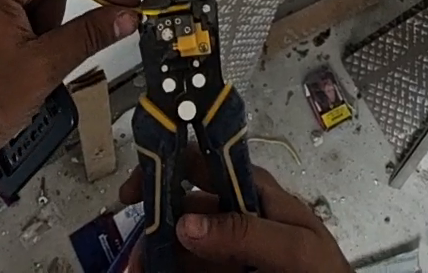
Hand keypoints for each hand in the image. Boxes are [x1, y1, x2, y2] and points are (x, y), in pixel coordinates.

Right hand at [118, 153, 353, 271]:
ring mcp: (230, 249)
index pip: (203, 164)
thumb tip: (187, 222)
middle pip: (183, 211)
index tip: (135, 190)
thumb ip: (244, 231)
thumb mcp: (294, 249)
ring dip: (156, 258)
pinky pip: (191, 270)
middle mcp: (235, 213)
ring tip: (138, 272)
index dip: (165, 168)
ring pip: (181, 246)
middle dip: (153, 227)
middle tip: (133, 256)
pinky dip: (170, 271)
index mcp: (252, 190)